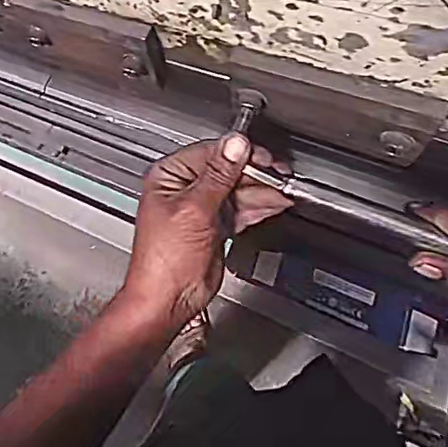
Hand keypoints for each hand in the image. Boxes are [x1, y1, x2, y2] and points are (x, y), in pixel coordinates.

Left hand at [122, 134, 292, 324]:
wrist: (168, 300)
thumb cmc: (164, 261)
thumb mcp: (195, 209)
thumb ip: (219, 176)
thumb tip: (235, 145)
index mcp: (169, 177)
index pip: (210, 153)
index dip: (238, 153)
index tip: (262, 156)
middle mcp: (183, 189)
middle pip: (226, 171)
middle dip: (254, 174)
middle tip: (279, 173)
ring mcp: (199, 208)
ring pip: (236, 191)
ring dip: (262, 191)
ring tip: (283, 188)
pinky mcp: (213, 226)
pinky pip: (239, 210)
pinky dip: (257, 207)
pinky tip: (275, 203)